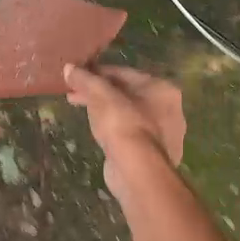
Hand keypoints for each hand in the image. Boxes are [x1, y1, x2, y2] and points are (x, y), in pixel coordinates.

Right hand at [64, 64, 185, 168]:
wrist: (137, 172)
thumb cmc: (123, 124)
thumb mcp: (99, 94)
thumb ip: (85, 78)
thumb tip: (69, 68)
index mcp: (163, 89)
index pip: (125, 73)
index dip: (98, 72)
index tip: (78, 75)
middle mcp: (170, 111)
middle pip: (127, 93)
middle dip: (99, 92)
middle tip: (74, 93)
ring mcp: (165, 136)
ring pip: (128, 114)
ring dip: (104, 110)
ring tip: (81, 109)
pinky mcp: (155, 157)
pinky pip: (130, 133)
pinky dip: (114, 129)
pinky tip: (97, 130)